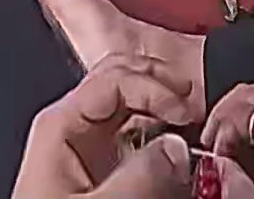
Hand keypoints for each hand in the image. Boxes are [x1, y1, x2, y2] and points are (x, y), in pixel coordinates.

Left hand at [12, 54, 197, 198]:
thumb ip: (141, 177)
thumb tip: (177, 147)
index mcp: (60, 124)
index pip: (116, 77)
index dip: (155, 87)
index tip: (186, 110)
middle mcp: (73, 126)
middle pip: (123, 77)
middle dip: (160, 83)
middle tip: (193, 100)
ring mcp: (87, 145)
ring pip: (130, 99)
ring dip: (161, 101)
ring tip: (189, 117)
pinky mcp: (100, 168)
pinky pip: (133, 128)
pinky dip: (157, 125)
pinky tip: (173, 139)